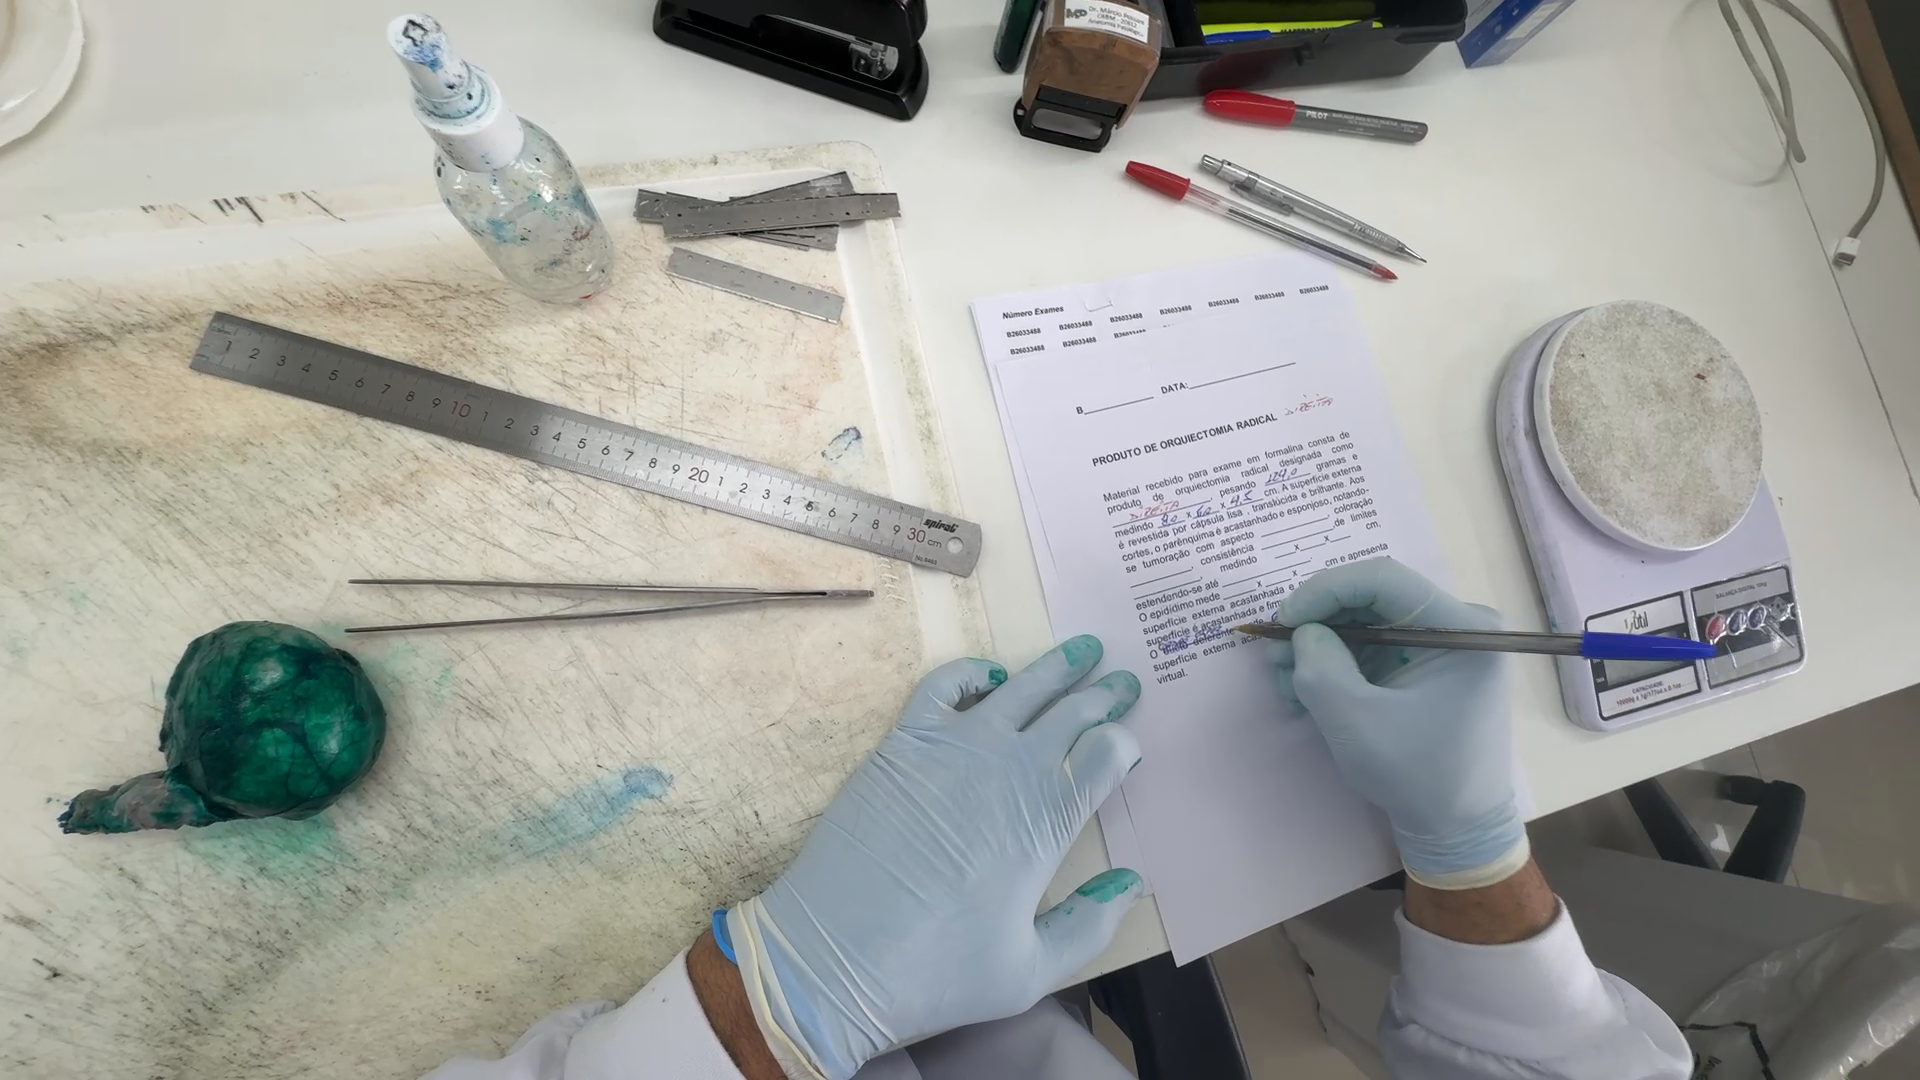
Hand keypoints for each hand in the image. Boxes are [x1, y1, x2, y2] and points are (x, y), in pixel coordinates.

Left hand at [725, 636, 1146, 1079]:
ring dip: (1057, 666)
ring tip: (1082, 649)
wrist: (833, 954)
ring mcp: (955, 743)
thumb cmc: (935, 969)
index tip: (1128, 742)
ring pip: (1021, 686)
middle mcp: (1009, 766)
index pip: (1105, 754)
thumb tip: (1134, 880)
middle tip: (1125, 678)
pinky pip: (945, 683)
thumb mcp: (1030, 971)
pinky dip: (973, 670)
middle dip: (1105, 694)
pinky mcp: (906, 737)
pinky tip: (991, 676)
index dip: (1123, 741)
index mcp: (1046, 818)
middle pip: (1072, 711)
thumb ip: (1091, 924)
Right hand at [1267, 558, 1526, 890]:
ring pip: (1362, 619)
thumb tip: (1303, 631)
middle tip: (1276, 652)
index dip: (1323, 591)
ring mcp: (1442, 644)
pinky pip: (1369, 643)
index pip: (1381, 579)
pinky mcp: (1424, 662)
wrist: (1456, 828)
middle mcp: (1457, 625)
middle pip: (1369, 597)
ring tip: (1286, 677)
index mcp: (1461, 631)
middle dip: (1315, 621)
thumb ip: (1320, 665)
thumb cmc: (1415, 774)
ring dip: (1318, 643)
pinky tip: (1306, 687)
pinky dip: (1333, 660)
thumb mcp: (1353, 719)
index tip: (1284, 622)